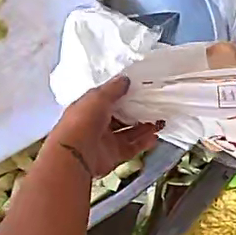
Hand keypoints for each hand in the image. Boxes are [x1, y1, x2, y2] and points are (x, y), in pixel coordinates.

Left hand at [47, 76, 161, 178]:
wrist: (76, 154)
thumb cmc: (83, 121)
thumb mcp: (98, 97)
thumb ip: (113, 89)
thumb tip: (125, 79)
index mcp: (89, 108)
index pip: (107, 100)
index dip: (123, 95)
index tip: (140, 91)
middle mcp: (97, 124)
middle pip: (120, 117)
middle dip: (137, 113)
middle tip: (154, 107)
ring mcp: (105, 141)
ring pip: (128, 132)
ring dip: (144, 127)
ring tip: (160, 122)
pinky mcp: (113, 155)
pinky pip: (131, 147)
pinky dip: (143, 143)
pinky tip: (154, 137)